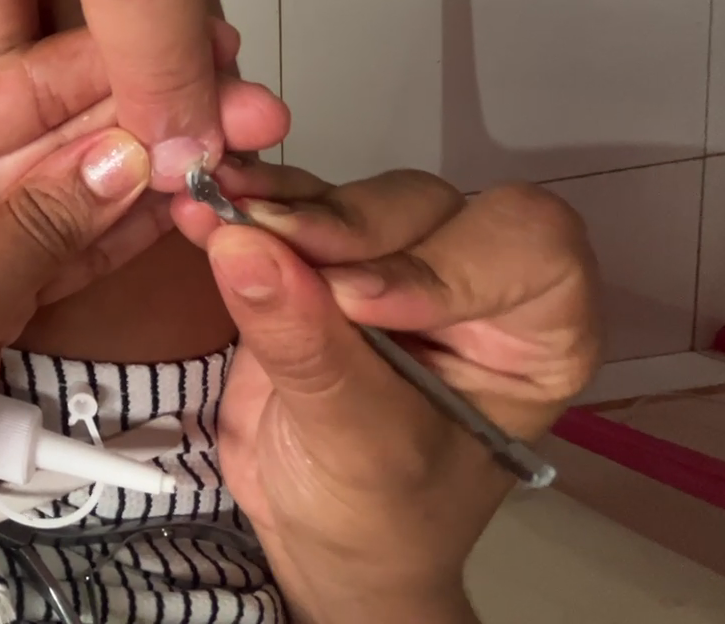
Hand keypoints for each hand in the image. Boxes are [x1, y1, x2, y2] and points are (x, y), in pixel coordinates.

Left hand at [0, 28, 287, 557]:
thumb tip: (122, 157)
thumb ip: (35, 227)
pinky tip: (179, 208)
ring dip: (148, 175)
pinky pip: (64, 246)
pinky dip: (119, 233)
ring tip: (231, 153)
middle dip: (147, 122)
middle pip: (54, 133)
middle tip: (245, 109)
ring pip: (70, 188)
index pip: (17, 87)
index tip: (199, 52)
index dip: (112, 70)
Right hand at [174, 161, 600, 622]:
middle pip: (417, 207)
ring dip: (277, 200)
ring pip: (342, 194)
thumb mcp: (355, 440)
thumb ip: (304, 343)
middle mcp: (464, 278)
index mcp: (526, 329)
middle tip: (256, 237)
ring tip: (212, 206)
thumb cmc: (377, 511)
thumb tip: (239, 244)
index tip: (350, 300)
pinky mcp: (310, 257)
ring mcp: (381, 260)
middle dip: (337, 225)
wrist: (318, 530)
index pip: (525, 246)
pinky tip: (198, 205)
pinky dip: (239, 203)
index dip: (440, 259)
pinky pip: (282, 207)